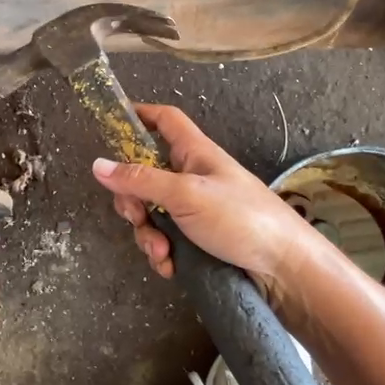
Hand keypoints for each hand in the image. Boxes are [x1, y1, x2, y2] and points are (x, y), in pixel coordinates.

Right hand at [89, 103, 329, 303]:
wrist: (287, 269)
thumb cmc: (242, 218)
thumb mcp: (185, 195)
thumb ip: (140, 180)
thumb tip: (97, 165)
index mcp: (195, 154)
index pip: (165, 120)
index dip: (140, 115)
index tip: (112, 124)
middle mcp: (192, 178)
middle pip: (144, 175)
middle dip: (132, 200)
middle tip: (136, 216)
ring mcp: (195, 210)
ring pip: (151, 213)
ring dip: (147, 234)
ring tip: (162, 251)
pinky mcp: (198, 239)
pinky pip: (165, 239)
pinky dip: (162, 253)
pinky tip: (169, 265)